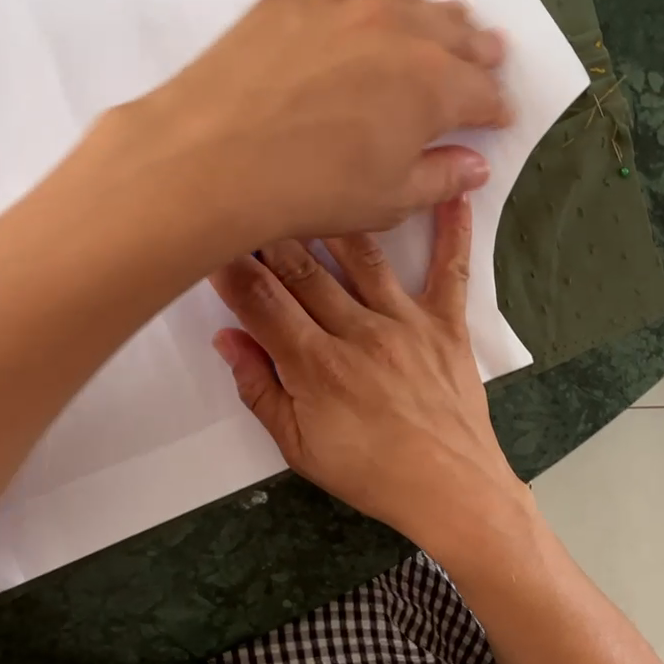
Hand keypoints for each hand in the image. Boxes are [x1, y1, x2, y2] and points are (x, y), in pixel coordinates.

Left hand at [76, 0, 510, 252]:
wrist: (216, 159)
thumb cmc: (310, 188)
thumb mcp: (390, 200)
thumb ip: (440, 178)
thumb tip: (473, 168)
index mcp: (433, 84)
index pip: (481, 92)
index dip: (495, 108)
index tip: (500, 117)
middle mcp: (397, 31)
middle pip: (453, 34)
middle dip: (476, 49)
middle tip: (491, 54)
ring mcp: (343, 8)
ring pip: (405, 5)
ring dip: (431, 18)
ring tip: (446, 22)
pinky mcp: (293, 4)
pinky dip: (371, 12)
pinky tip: (368, 24)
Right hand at [208, 196, 532, 557]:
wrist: (450, 490)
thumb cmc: (371, 474)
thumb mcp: (299, 448)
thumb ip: (260, 391)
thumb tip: (226, 339)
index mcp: (315, 365)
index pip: (259, 300)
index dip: (228, 264)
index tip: (208, 232)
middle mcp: (357, 331)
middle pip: (302, 268)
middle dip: (270, 229)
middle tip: (250, 190)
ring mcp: (406, 322)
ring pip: (362, 254)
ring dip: (334, 213)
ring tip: (316, 172)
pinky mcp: (447, 324)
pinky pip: (450, 269)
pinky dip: (453, 230)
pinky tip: (454, 191)